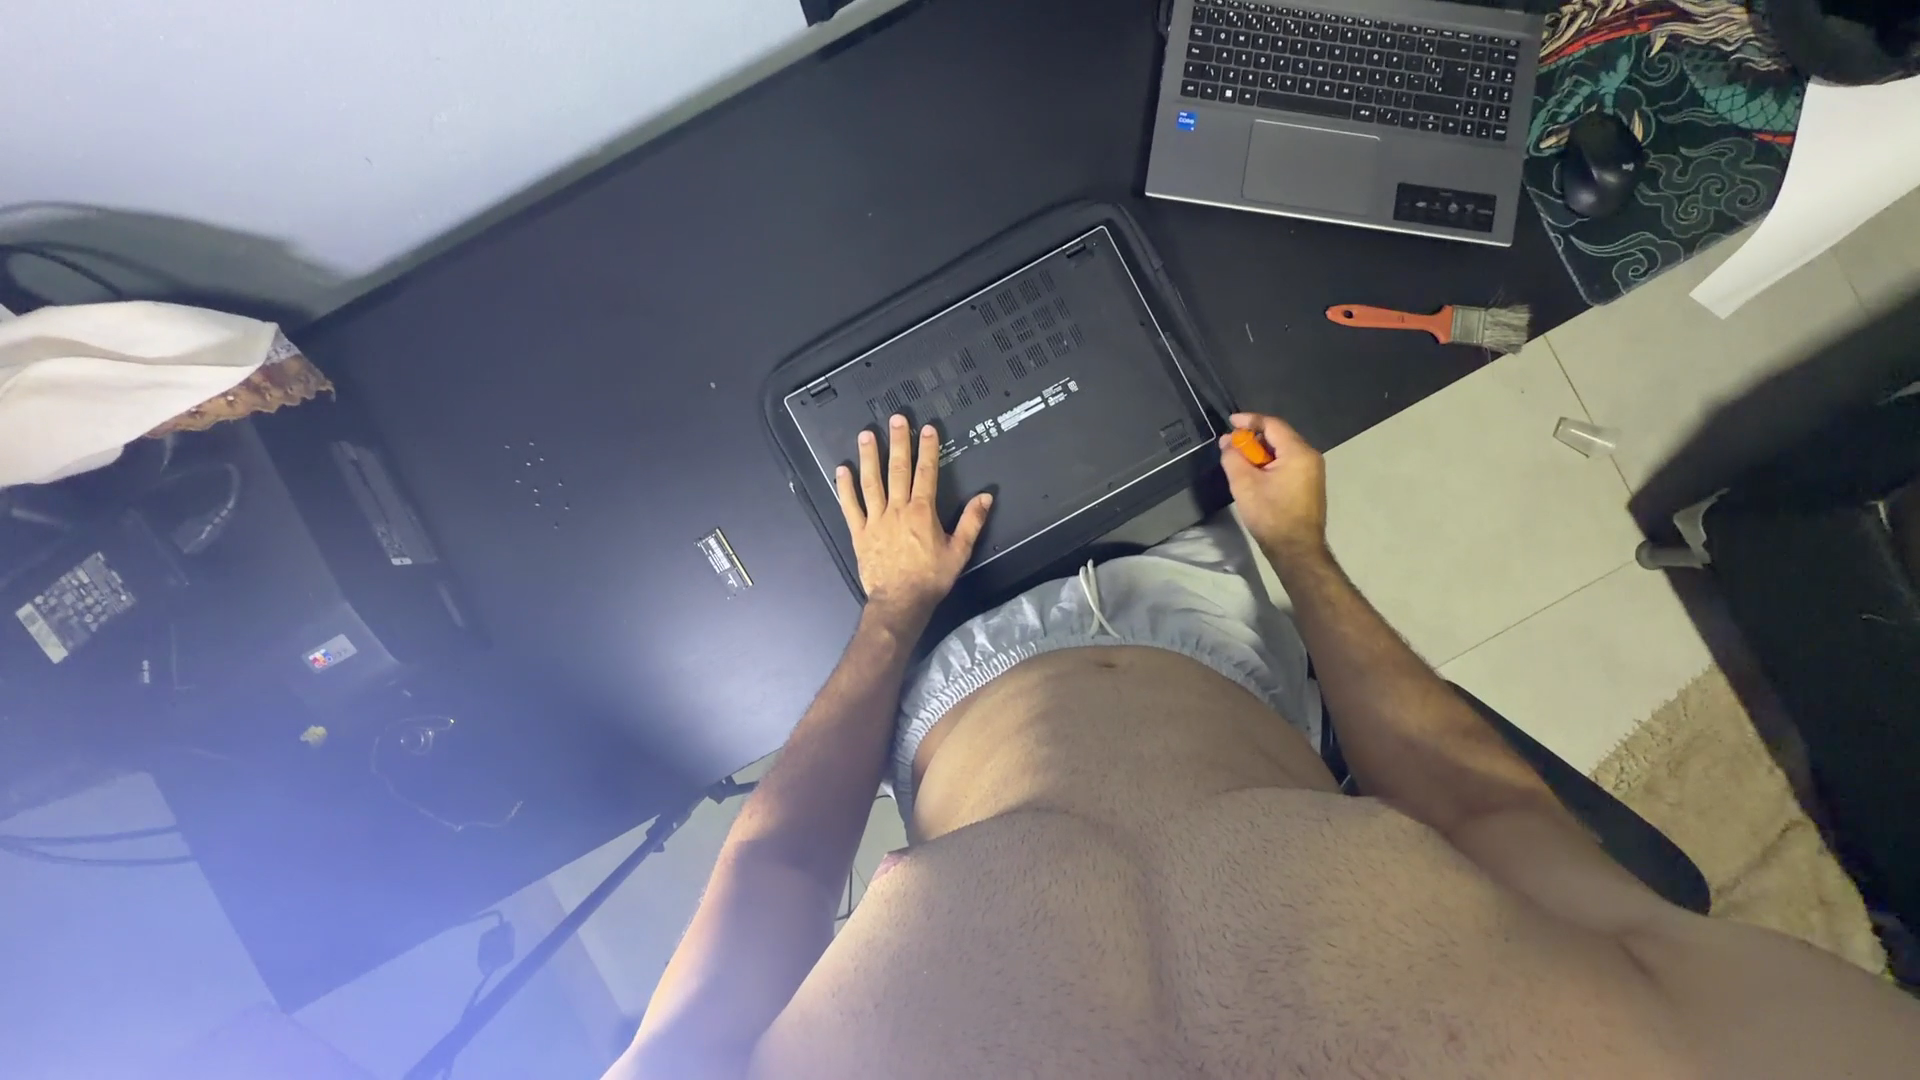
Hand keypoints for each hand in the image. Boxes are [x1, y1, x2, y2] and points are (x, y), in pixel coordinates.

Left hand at [836, 415, 992, 625]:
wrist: (900, 602)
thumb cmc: (930, 579)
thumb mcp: (959, 551)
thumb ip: (972, 522)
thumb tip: (985, 497)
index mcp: (922, 512)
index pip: (926, 473)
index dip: (928, 449)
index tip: (927, 429)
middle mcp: (897, 510)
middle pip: (898, 470)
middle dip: (899, 442)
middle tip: (896, 419)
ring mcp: (876, 520)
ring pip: (871, 482)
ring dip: (869, 457)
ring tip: (867, 435)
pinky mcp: (860, 533)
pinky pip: (850, 507)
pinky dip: (845, 488)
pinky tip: (841, 471)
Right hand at [1219, 412, 1328, 566]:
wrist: (1296, 549)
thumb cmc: (1271, 515)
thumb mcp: (1244, 485)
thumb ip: (1233, 458)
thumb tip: (1227, 442)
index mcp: (1298, 452)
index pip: (1272, 425)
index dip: (1249, 420)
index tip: (1229, 422)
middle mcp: (1310, 457)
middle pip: (1279, 436)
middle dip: (1253, 437)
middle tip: (1230, 444)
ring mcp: (1312, 471)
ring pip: (1283, 451)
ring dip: (1260, 451)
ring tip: (1238, 459)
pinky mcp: (1309, 484)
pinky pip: (1288, 463)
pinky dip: (1269, 463)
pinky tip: (1254, 473)